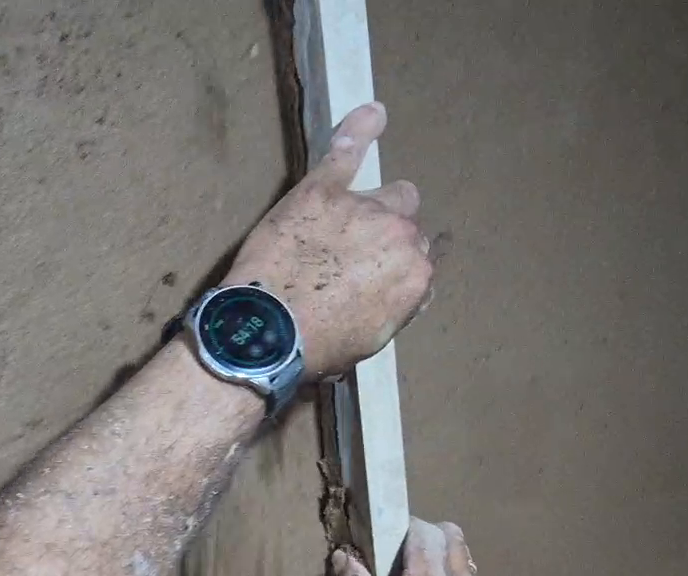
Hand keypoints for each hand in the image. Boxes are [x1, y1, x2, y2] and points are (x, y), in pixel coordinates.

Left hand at [225, 102, 433, 377]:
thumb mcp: (368, 342)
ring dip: (371, 205)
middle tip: (348, 260)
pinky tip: (371, 114)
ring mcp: (362, 209)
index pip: (417, 262)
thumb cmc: (316, 348)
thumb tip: (397, 292)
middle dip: (384, 238)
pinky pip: (347, 148)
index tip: (373, 280)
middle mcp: (399, 236)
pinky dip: (359, 130)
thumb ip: (392, 308)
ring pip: (387, 193)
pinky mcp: (322, 191)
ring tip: (340, 224)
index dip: (393, 271)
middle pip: (405, 223)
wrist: (269, 333)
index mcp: (415, 278)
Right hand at [332, 519, 485, 575]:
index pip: (421, 536)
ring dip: (437, 552)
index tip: (380, 533)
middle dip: (422, 534)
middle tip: (394, 551)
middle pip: (449, 536)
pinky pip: (466, 575)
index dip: (399, 527)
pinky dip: (448, 570)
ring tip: (408, 573)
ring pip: (461, 554)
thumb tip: (344, 558)